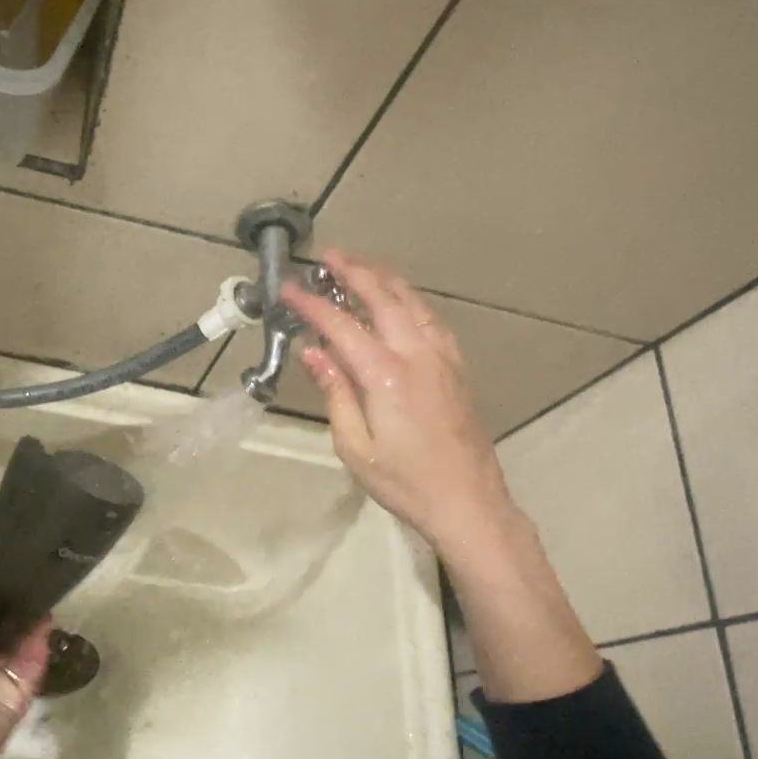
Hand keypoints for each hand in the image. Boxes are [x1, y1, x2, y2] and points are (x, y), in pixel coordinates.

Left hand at [0, 605, 52, 758]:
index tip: (1, 587)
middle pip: (9, 636)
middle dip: (18, 617)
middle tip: (28, 590)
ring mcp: (10, 678)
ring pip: (26, 648)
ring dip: (35, 628)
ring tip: (44, 602)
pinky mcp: (25, 689)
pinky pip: (35, 666)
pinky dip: (42, 647)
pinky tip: (47, 627)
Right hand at [281, 249, 518, 556]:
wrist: (468, 502)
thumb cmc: (404, 482)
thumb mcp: (354, 447)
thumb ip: (336, 393)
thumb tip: (315, 353)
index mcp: (386, 376)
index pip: (342, 326)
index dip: (312, 304)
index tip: (289, 288)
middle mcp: (418, 355)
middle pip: (384, 297)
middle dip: (355, 271)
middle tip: (329, 256)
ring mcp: (443, 358)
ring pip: (413, 302)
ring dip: (385, 278)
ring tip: (360, 266)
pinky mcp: (457, 367)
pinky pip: (431, 319)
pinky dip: (410, 300)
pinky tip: (400, 301)